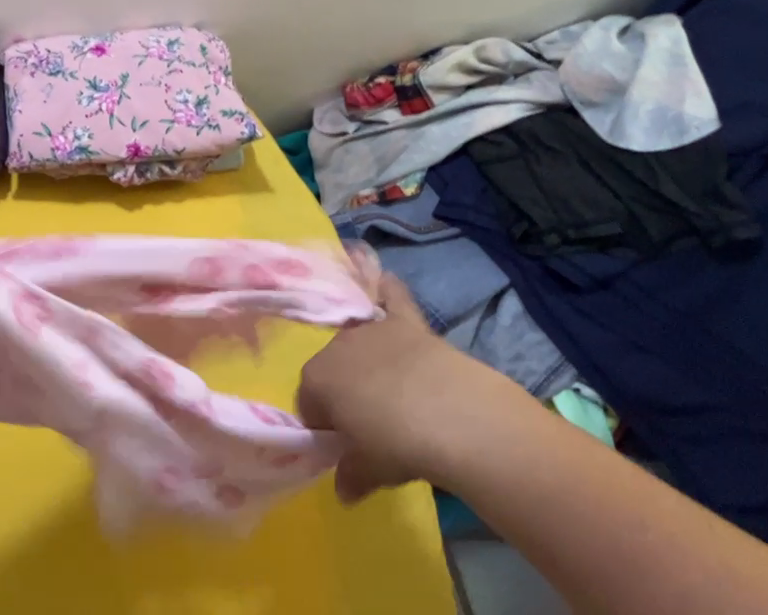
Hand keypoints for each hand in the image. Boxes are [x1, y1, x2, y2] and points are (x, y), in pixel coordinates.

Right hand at [297, 273, 520, 500]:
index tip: (347, 446)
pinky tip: (381, 277)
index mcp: (315, 382)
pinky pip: (390, 295)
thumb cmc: (402, 447)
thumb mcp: (372, 471)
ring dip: (364, 359)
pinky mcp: (407, 322)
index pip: (309, 406)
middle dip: (345, 395)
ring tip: (390, 389)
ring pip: (357, 341)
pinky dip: (384, 286)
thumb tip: (343, 491)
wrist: (457, 419)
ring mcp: (371, 331)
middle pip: (332, 372)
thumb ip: (352, 475)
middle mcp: (334, 348)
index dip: (326, 427)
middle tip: (373, 425)